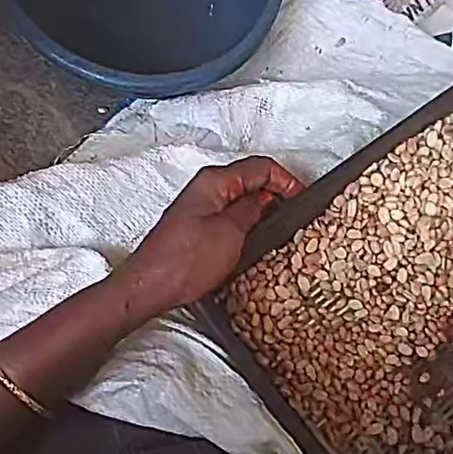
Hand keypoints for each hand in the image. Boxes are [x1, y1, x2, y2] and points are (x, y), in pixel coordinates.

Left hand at [113, 157, 304, 321]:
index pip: (260, 167)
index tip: (302, 198)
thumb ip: (251, 211)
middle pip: (250, 179)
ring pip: (240, 198)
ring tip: (280, 227)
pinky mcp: (196, 227)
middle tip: (296, 213)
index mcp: (214, 182)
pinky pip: (229, 215)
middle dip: (275, 192)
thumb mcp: (230, 234)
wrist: (150, 286)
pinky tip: (254, 238)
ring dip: (261, 209)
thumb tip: (266, 199)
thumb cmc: (184, 262)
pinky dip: (246, 222)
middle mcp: (205, 189)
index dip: (286, 180)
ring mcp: (199, 208)